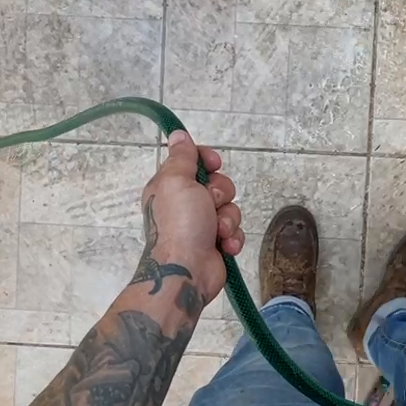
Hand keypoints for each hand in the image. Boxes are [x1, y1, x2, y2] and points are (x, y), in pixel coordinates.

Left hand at [131, 130, 242, 304]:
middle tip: (211, 204)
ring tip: (218, 232)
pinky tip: (225, 246)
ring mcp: (201, 224)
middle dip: (222, 194)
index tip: (213, 164)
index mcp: (170, 186)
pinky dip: (233, 238)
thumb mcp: (177, 181)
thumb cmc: (179, 225)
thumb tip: (177, 135)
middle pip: (218, 184)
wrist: (186, 271)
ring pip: (230, 208)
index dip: (207, 160)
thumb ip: (181, 157)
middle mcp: (185, 203)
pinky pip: (235, 230)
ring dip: (228, 219)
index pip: (193, 161)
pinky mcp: (216, 243)